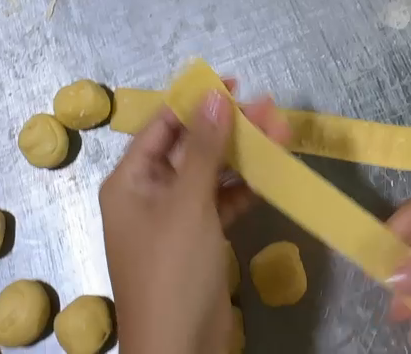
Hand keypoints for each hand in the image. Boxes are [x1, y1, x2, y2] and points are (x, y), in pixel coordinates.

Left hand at [99, 87, 290, 353]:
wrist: (180, 353)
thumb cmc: (172, 269)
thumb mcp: (187, 202)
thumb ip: (203, 146)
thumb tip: (213, 93)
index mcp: (130, 180)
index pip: (162, 125)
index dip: (195, 101)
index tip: (232, 83)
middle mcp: (149, 193)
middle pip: (190, 146)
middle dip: (229, 126)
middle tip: (268, 107)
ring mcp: (175, 218)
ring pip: (211, 172)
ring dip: (243, 154)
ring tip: (280, 131)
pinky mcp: (199, 239)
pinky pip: (221, 201)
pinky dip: (244, 187)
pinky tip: (272, 171)